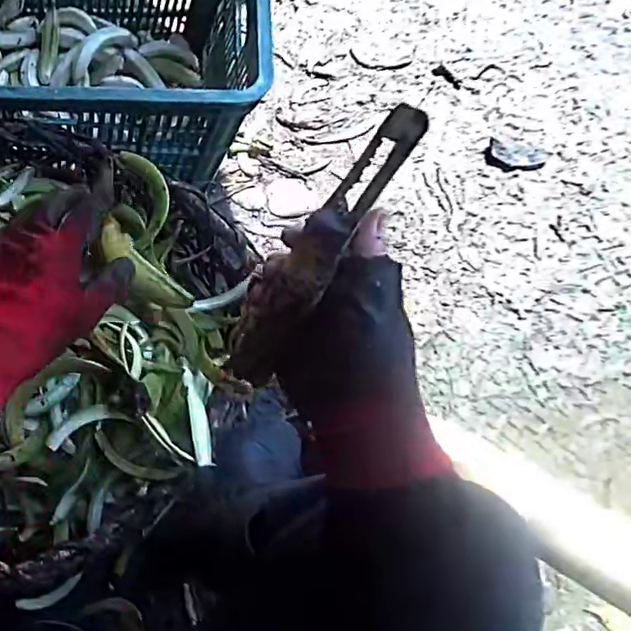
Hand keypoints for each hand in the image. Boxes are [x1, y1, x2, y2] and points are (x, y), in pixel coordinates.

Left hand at [0, 185, 133, 409]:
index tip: (106, 186)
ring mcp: (8, 237)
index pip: (86, 209)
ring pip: (31, 211)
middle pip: (55, 201)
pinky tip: (29, 234)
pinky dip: (25, 223)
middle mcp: (34, 231)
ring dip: (47, 207)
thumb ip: (110, 283)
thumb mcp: (87, 309)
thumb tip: (126, 263)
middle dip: (71, 195)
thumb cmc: (46, 326)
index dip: (99, 196)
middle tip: (82, 195)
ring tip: (58, 211)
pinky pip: (11, 227)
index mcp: (62, 242)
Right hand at [255, 209, 448, 488]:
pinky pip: (262, 313)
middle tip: (268, 276)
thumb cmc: (370, 360)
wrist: (353, 418)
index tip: (288, 240)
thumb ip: (371, 263)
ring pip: (275, 286)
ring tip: (258, 298)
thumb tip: (378, 212)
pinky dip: (255, 309)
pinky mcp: (284, 337)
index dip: (307, 236)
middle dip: (278, 265)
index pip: (327, 244)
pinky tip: (252, 313)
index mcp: (355, 281)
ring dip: (263, 288)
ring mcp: (305, 317)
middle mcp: (329, 294)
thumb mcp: (373, 306)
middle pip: (294, 263)